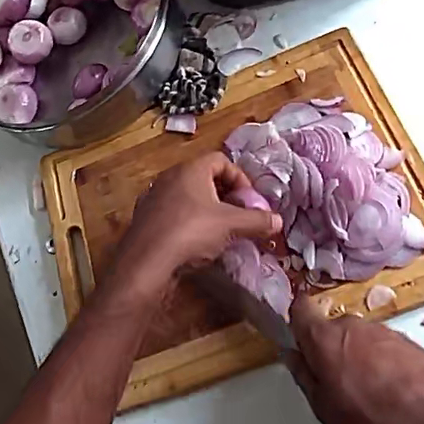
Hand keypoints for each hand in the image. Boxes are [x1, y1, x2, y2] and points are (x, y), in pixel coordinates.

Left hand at [107, 153, 281, 296]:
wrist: (146, 262)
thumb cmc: (191, 232)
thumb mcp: (231, 225)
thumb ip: (257, 221)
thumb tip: (278, 221)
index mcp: (190, 169)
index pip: (221, 160)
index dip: (240, 178)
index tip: (249, 200)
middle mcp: (169, 178)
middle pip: (204, 178)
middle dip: (226, 196)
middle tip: (239, 216)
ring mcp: (153, 198)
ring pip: (188, 198)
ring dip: (207, 210)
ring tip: (221, 232)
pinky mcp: (145, 220)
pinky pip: (173, 215)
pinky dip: (189, 223)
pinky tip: (197, 244)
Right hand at [285, 296, 423, 423]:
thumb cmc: (375, 416)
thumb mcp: (325, 408)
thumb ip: (304, 376)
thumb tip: (293, 358)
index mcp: (324, 337)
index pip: (300, 308)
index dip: (296, 320)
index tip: (297, 338)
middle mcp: (351, 324)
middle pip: (329, 328)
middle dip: (327, 349)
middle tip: (332, 380)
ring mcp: (379, 328)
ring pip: (354, 337)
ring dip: (353, 356)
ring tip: (363, 391)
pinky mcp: (403, 337)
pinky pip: (378, 345)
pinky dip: (377, 361)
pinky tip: (385, 389)